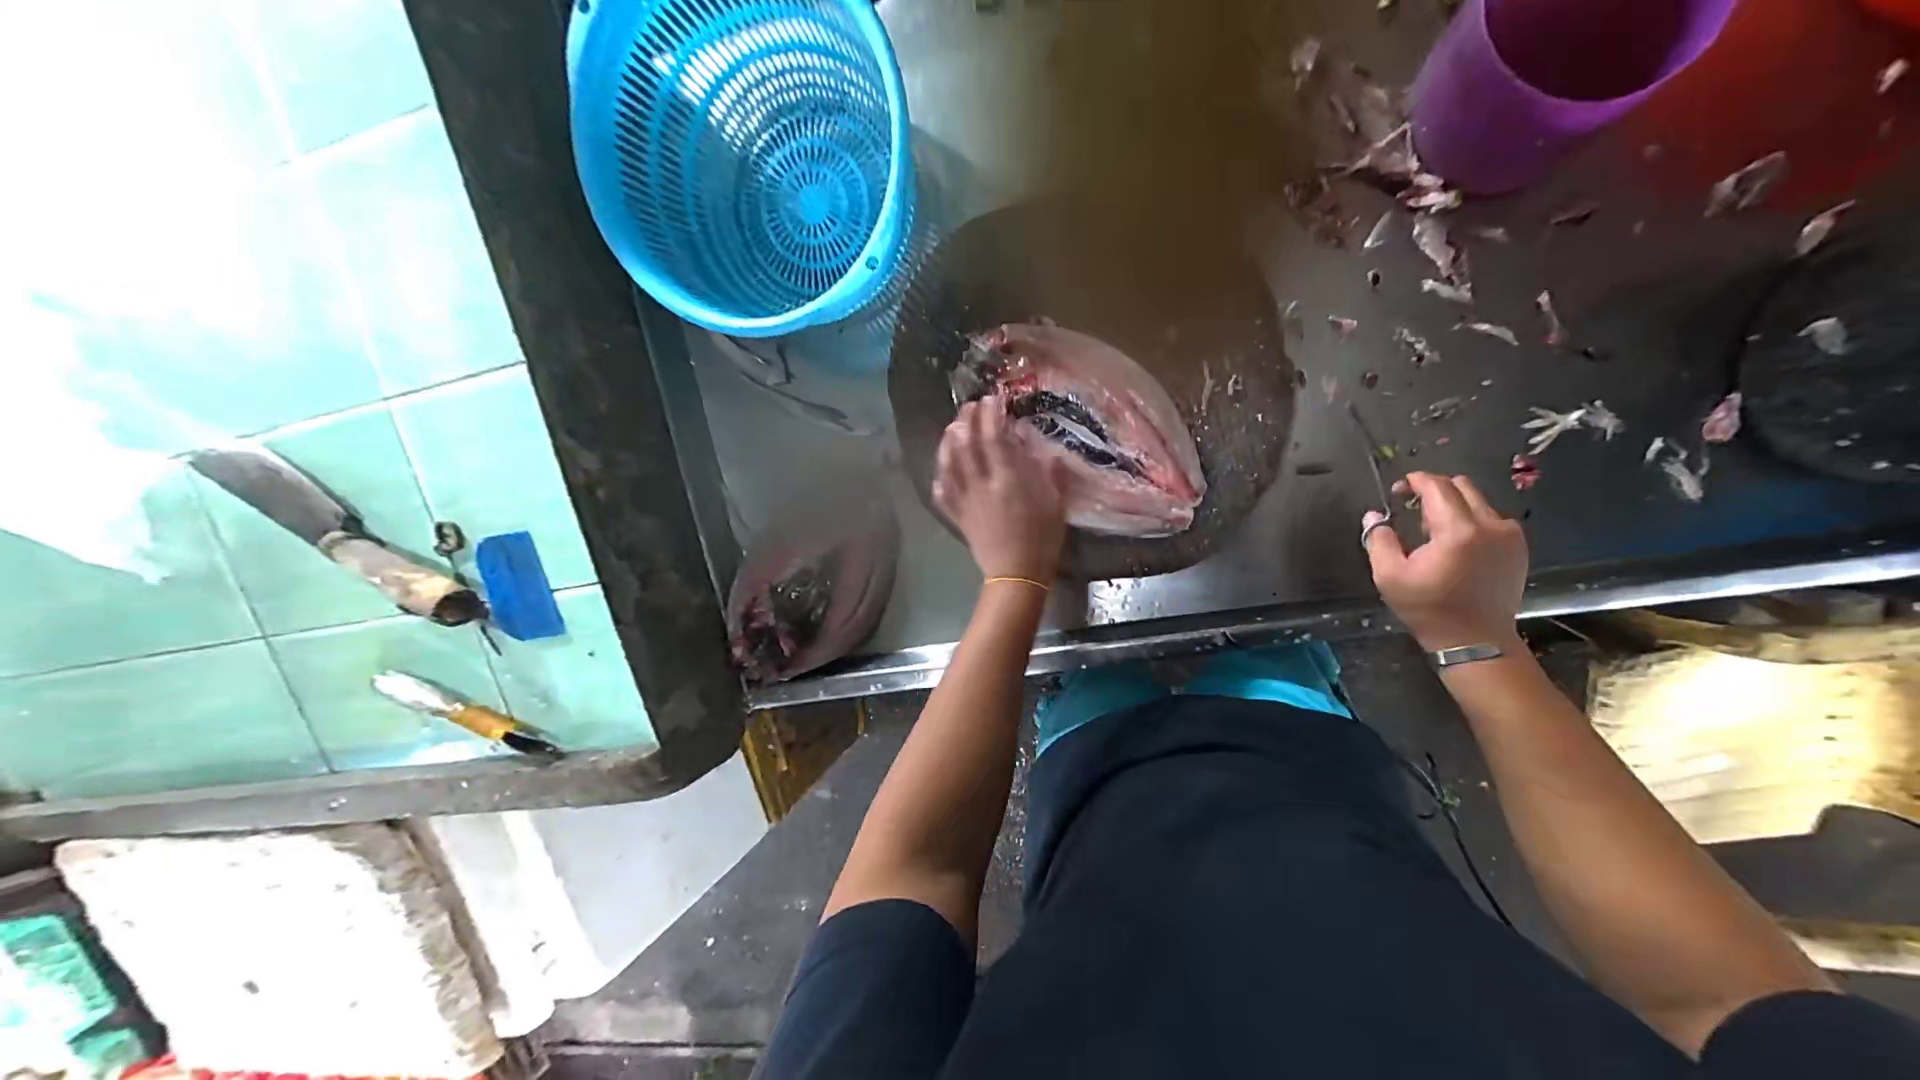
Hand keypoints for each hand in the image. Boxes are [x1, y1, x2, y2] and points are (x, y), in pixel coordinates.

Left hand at [933, 397, 1067, 582]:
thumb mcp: (1055, 501)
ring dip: (949, 440)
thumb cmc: (1043, 538)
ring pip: (949, 463)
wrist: (1016, 574)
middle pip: (966, 444)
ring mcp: (965, 500)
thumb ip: (1047, 470)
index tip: (995, 399)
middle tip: (972, 406)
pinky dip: (941, 473)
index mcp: (1008, 479)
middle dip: (967, 420)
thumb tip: (1033, 442)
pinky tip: (943, 465)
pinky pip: (942, 490)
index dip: (991, 414)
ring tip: (954, 426)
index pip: (993, 436)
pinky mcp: (957, 515)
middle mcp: (981, 484)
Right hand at [1363, 472, 1527, 651]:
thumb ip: (1379, 540)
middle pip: (1463, 487)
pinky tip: (1455, 541)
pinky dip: (1471, 520)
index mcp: (1458, 531)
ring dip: (1453, 505)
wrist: (1476, 640)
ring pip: (1479, 502)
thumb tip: (1374, 516)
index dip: (1416, 481)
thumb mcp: (1390, 576)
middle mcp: (1490, 526)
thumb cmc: (1428, 609)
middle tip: (1413, 503)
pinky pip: (1492, 519)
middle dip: (1435, 488)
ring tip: (1433, 528)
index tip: (1400, 486)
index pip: (1438, 487)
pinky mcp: (1518, 548)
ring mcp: (1509, 537)